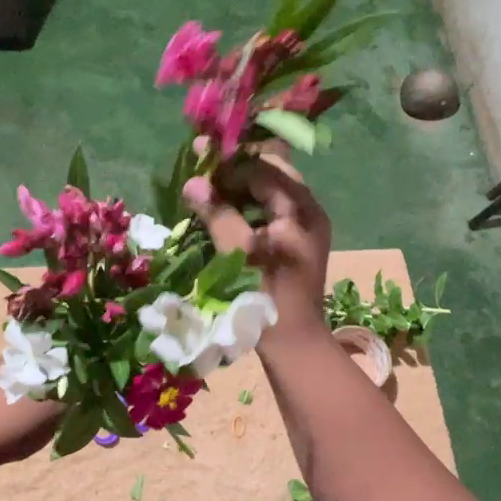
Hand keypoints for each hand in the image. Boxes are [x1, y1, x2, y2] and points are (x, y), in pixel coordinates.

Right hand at [183, 142, 331, 336]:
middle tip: (201, 168)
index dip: (229, 161)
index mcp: (301, 208)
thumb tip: (191, 182)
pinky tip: (223, 213)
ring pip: (268, 193)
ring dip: (238, 188)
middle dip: (234, 170)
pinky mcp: (295, 245)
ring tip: (207, 189)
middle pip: (270, 174)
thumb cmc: (267, 296)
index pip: (264, 166)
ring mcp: (304, 229)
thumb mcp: (239, 252)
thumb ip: (218, 214)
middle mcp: (308, 211)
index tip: (198, 156)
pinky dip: (246, 208)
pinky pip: (269, 212)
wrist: (294, 344)